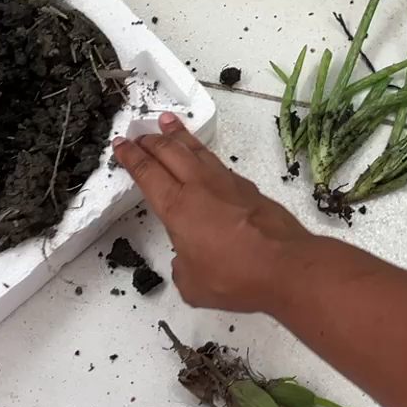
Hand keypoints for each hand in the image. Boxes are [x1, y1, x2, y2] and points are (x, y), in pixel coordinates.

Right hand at [112, 112, 320, 312]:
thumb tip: (187, 261)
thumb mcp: (194, 284)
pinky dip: (203, 154)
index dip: (131, 157)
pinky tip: (203, 157)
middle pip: (169, 152)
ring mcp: (226, 183)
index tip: (121, 145)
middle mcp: (199, 187)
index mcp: (178, 208)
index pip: (147, 174)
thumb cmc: (236, 277)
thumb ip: (183, 268)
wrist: (285, 265)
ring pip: (196, 150)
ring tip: (167, 122)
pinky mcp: (248, 187)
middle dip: (150, 141)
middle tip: (139, 133)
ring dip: (178, 135)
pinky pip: (217, 163)